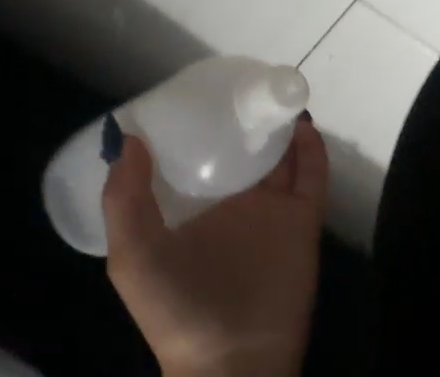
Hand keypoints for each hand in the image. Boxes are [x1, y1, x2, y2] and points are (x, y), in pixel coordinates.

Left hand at [103, 119, 328, 376]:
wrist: (235, 352)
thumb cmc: (177, 307)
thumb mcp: (134, 255)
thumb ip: (126, 201)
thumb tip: (126, 138)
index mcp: (190, 217)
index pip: (194, 166)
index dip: (195, 133)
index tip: (195, 98)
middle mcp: (232, 209)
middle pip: (242, 156)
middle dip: (245, 124)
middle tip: (244, 88)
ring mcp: (271, 212)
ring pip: (281, 159)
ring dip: (281, 130)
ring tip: (277, 97)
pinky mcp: (304, 218)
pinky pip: (312, 174)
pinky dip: (312, 149)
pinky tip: (303, 125)